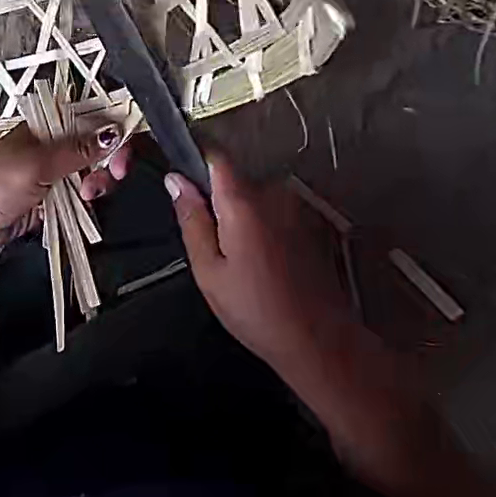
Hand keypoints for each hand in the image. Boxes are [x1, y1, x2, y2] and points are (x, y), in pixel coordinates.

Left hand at [0, 120, 121, 259]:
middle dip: (110, 159)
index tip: (123, 146)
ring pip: (95, 170)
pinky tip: (84, 205)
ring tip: (87, 195)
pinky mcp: (56, 196)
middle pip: (99, 144)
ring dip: (100, 182)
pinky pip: (85, 193)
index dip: (112, 128)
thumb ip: (77, 148)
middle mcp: (54, 143)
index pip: (90, 116)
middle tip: (113, 174)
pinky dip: (90, 199)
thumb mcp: (37, 163)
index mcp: (46, 124)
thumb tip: (114, 131)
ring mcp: (56, 171)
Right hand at [164, 154, 373, 385]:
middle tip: (211, 244)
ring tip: (240, 262)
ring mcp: (296, 208)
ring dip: (241, 218)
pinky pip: (273, 212)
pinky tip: (263, 265)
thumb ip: (191, 218)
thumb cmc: (259, 312)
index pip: (214, 155)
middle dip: (216, 202)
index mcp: (243, 202)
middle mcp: (274, 195)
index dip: (193, 158)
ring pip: (253, 198)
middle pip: (232, 180)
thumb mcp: (208, 269)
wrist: (320, 341)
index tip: (180, 177)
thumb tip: (175, 181)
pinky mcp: (310, 222)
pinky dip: (263, 229)